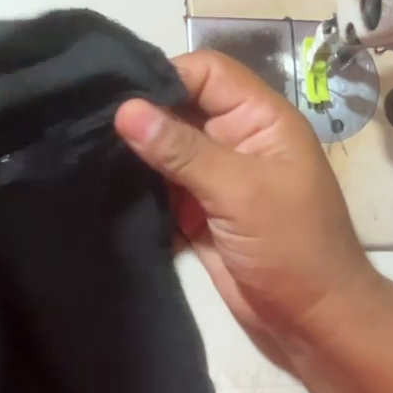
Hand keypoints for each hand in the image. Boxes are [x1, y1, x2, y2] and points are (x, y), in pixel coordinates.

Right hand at [113, 50, 378, 359]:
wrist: (308, 319)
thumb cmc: (291, 246)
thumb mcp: (239, 191)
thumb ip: (182, 150)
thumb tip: (125, 110)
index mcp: (260, 120)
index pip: (207, 73)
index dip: (165, 75)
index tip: (115, 94)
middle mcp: (235, 141)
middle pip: (181, 107)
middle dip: (141, 114)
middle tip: (85, 118)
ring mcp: (214, 178)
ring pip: (166, 149)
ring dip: (134, 152)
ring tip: (83, 148)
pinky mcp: (196, 213)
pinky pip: (160, 187)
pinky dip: (136, 185)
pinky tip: (99, 181)